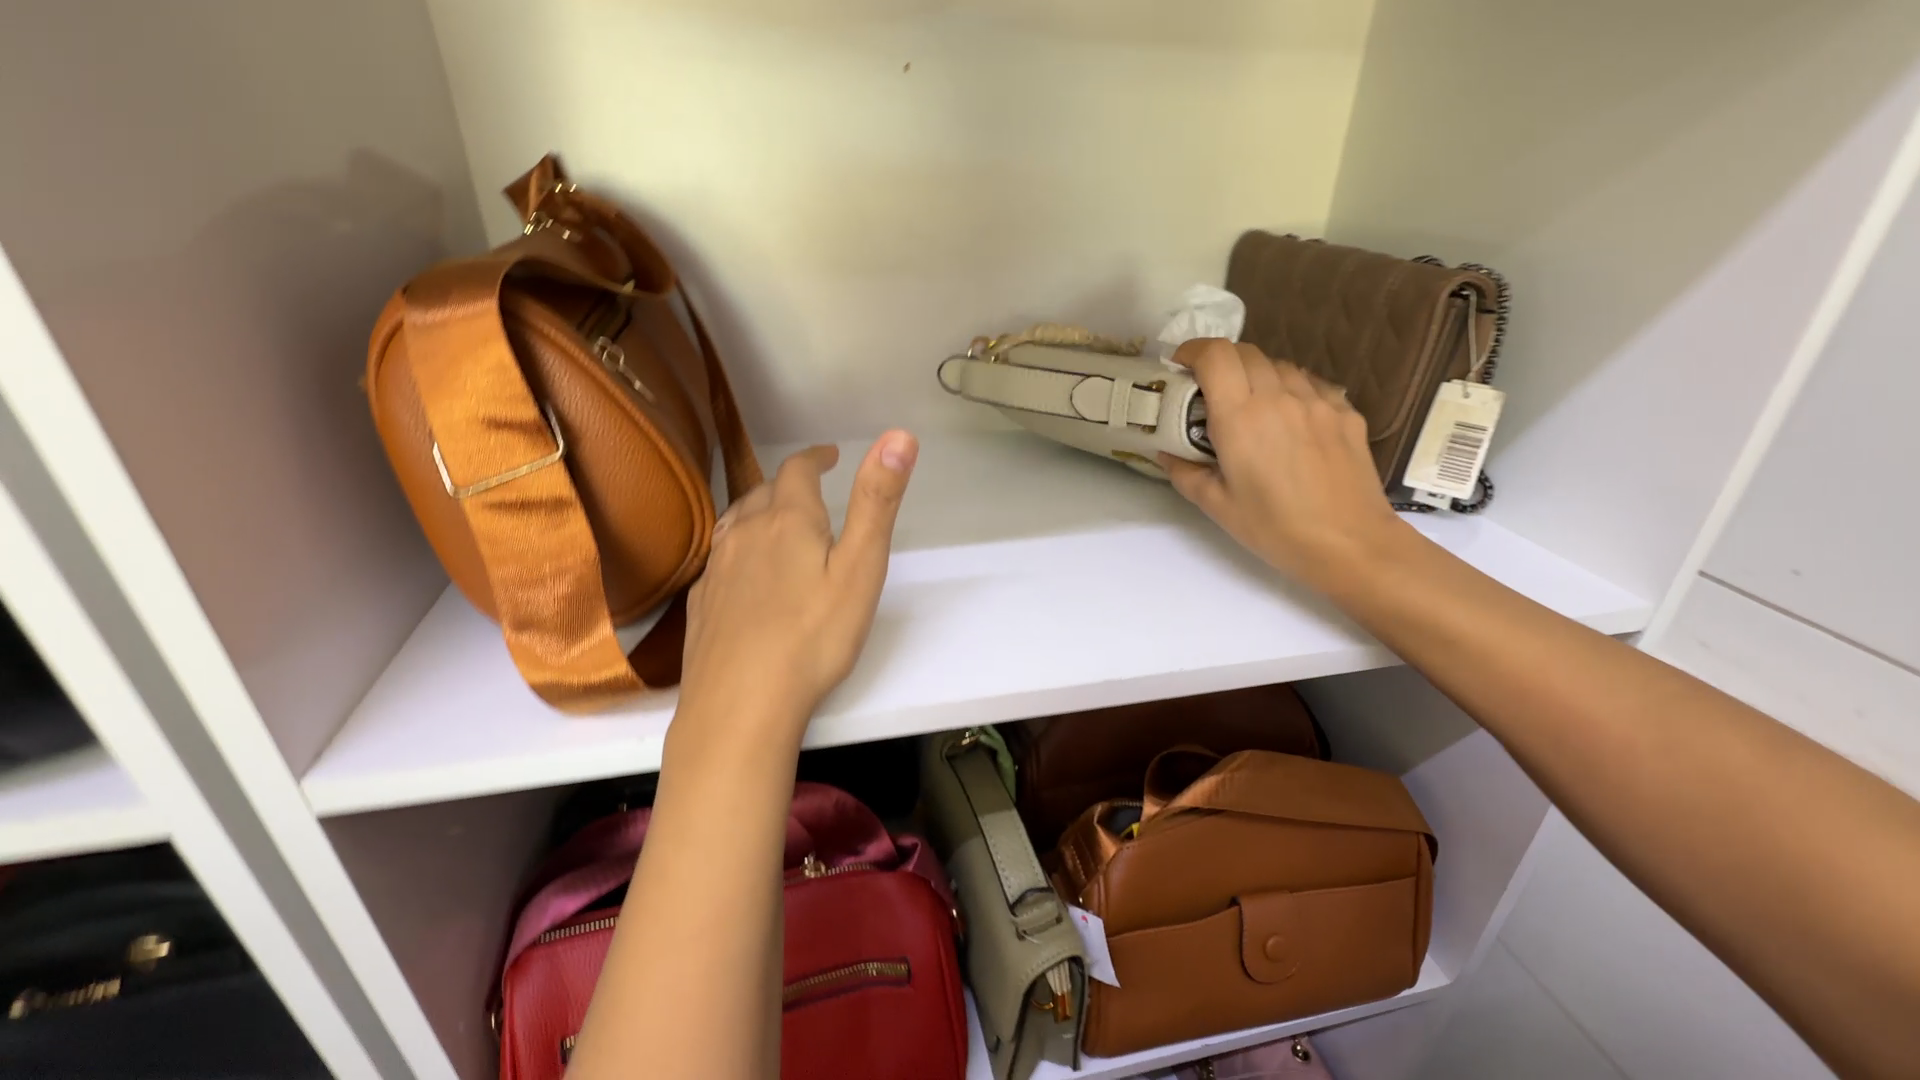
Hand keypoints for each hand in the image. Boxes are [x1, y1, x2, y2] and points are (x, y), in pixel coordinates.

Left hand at [679, 431, 917, 733]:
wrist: (740, 702)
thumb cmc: (812, 636)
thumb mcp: (860, 568)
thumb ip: (877, 501)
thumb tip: (899, 434)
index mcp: (788, 519)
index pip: (799, 469)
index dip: (816, 457)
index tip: (830, 456)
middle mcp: (746, 532)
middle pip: (765, 492)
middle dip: (791, 485)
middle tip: (813, 492)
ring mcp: (717, 568)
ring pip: (737, 522)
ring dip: (760, 511)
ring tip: (778, 521)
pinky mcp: (701, 602)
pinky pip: (721, 558)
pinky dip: (739, 548)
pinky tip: (745, 573)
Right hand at [1158, 339, 1408, 590]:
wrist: (1351, 544)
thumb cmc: (1275, 529)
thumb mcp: (1217, 506)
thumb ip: (1185, 472)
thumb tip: (1166, 452)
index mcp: (1241, 417)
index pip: (1215, 355)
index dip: (1193, 351)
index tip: (1180, 367)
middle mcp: (1279, 397)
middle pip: (1246, 352)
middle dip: (1221, 362)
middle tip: (1210, 390)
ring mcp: (1318, 401)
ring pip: (1280, 365)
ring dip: (1257, 375)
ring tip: (1251, 405)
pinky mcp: (1346, 413)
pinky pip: (1311, 384)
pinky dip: (1292, 389)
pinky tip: (1289, 418)